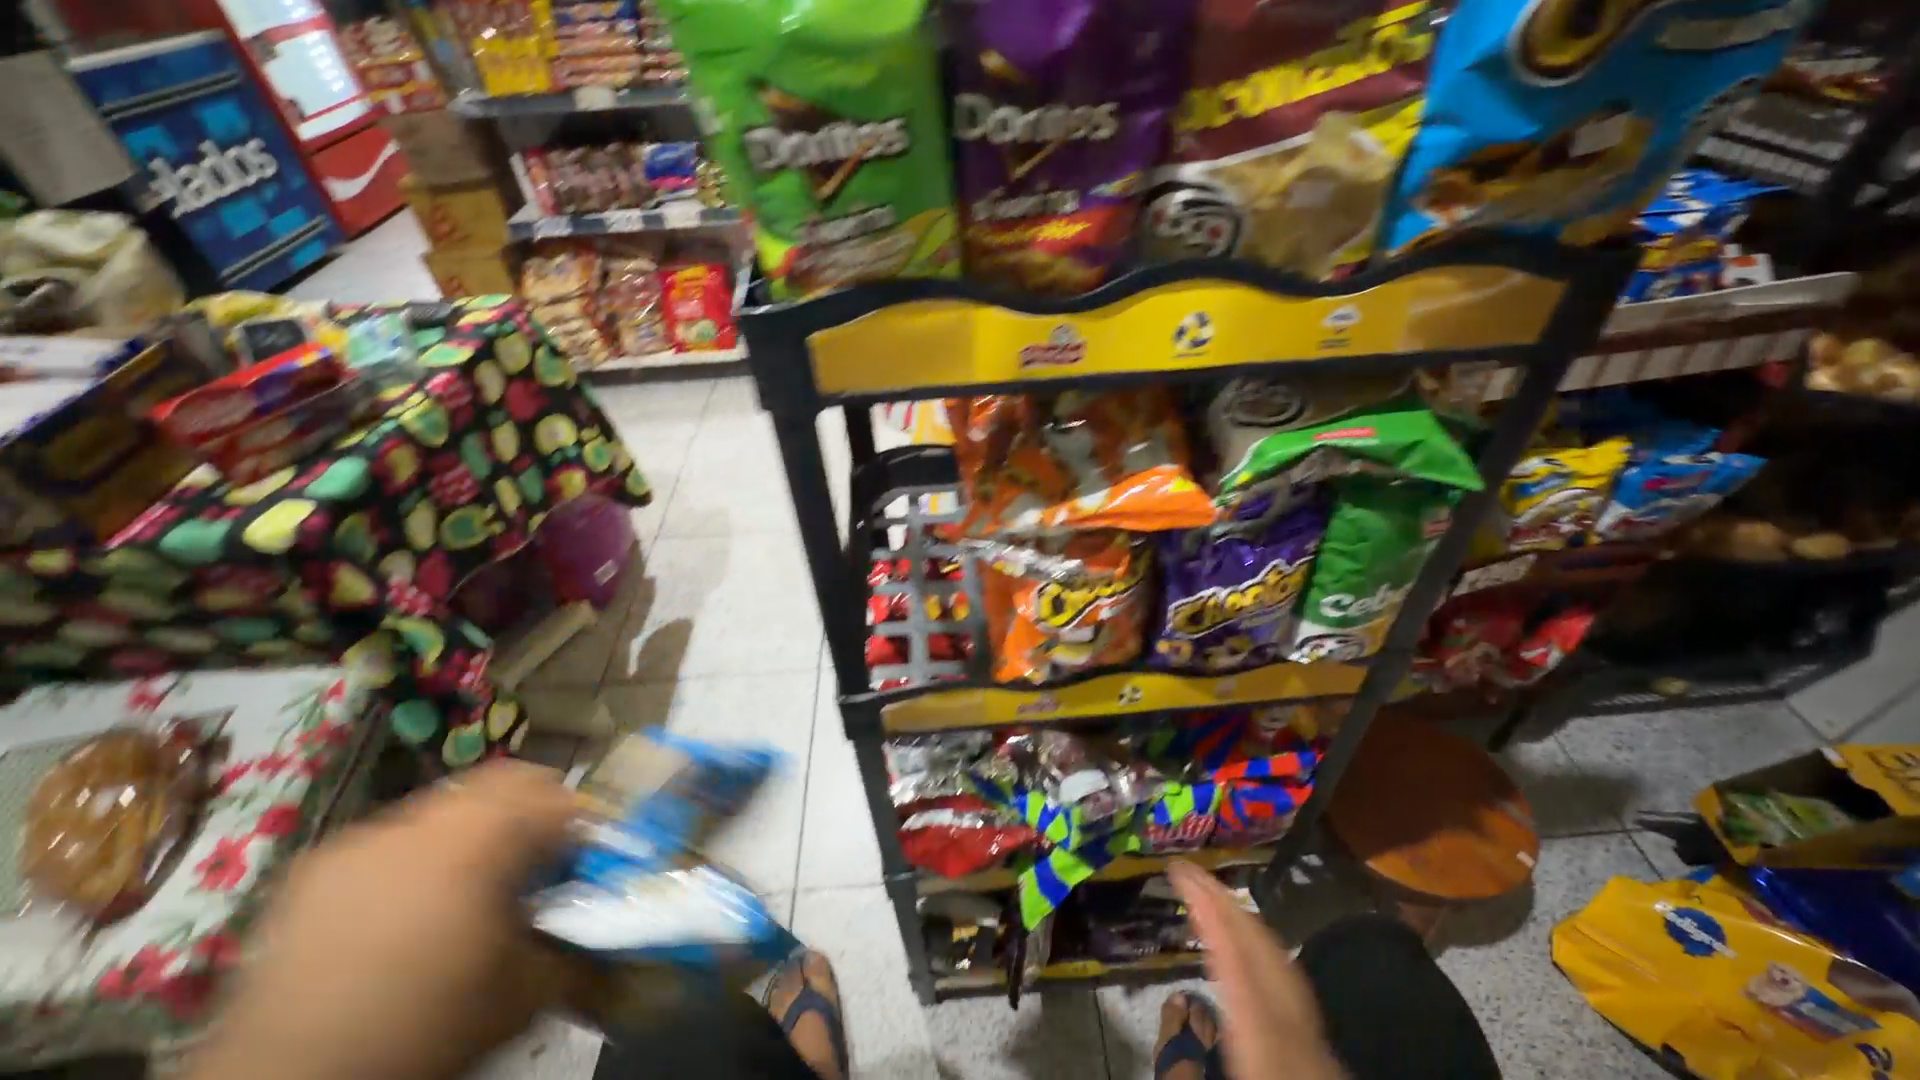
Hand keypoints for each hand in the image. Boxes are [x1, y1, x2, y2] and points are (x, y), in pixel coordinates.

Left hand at [187, 761, 583, 1079]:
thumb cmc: (423, 1030)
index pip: (558, 799)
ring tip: (478, 886)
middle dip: (534, 810)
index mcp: (479, 844)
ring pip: (445, 807)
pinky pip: (389, 839)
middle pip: (501, 782)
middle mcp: (420, 824)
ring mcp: (361, 840)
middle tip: (547, 857)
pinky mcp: (316, 869)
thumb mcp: (521, 996)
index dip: (587, 821)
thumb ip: (576, 948)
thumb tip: (614, 938)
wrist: (289, 1079)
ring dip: (476, 831)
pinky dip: (419, 857)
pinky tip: (412, 910)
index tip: (595, 854)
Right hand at [1167, 860, 1345, 1079]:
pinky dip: (1266, 962)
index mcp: (1268, 1051)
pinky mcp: (1326, 1070)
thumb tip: (1177, 1013)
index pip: (1236, 961)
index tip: (1183, 872)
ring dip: (1251, 931)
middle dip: (1230, 907)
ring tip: (1218, 908)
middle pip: (1268, 956)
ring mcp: (1321, 1055)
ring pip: (1288, 973)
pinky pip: (1294, 995)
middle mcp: (1301, 1041)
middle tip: (1194, 876)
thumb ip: (1186, 1067)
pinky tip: (1251, 970)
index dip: (1209, 910)